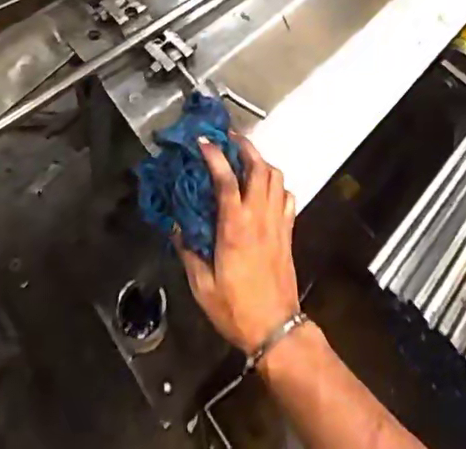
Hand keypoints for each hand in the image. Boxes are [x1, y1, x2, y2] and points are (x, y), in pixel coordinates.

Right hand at [175, 135, 298, 352]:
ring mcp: (277, 222)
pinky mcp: (288, 231)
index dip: (215, 156)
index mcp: (235, 227)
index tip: (204, 141)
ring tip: (245, 157)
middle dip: (245, 146)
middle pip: (259, 167)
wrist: (275, 328)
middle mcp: (259, 217)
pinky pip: (287, 196)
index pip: (226, 179)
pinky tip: (264, 188)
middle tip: (229, 137)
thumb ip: (189, 251)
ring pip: (276, 177)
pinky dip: (276, 184)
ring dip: (261, 161)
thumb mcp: (202, 284)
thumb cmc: (235, 308)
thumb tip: (177, 226)